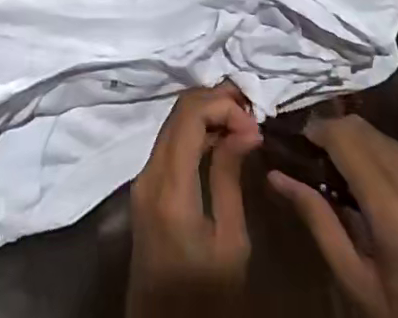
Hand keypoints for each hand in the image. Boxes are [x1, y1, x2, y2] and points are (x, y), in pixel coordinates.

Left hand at [127, 83, 262, 317]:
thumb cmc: (204, 295)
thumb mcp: (230, 242)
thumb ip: (230, 177)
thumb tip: (245, 128)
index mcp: (169, 187)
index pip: (190, 115)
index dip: (224, 105)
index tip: (254, 123)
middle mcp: (148, 175)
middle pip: (178, 112)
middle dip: (217, 102)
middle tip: (252, 113)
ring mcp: (142, 180)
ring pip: (173, 123)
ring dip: (208, 113)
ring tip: (244, 123)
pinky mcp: (145, 188)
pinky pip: (170, 142)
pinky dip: (198, 130)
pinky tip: (224, 138)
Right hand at [268, 115, 397, 317]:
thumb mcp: (357, 282)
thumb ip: (319, 221)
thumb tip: (276, 176)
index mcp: (394, 209)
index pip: (347, 137)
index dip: (319, 128)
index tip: (299, 138)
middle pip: (369, 133)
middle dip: (339, 137)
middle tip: (319, 161)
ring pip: (394, 143)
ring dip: (368, 151)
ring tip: (354, 183)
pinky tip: (394, 200)